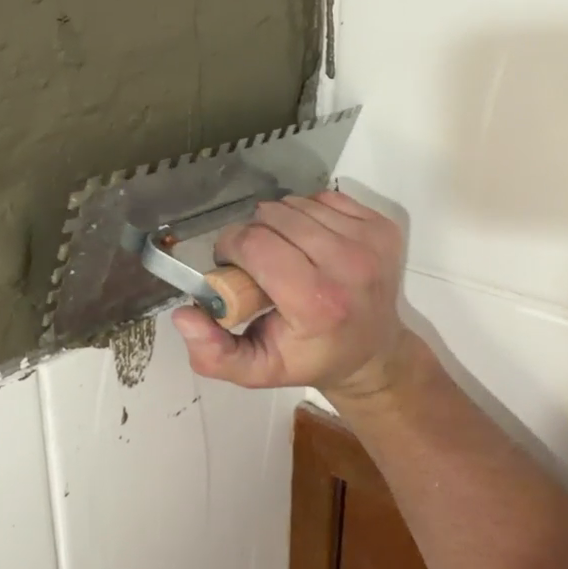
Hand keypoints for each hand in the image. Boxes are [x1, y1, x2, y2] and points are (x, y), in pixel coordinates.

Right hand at [172, 190, 424, 403]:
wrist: (373, 352)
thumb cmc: (309, 359)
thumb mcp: (256, 370)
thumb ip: (213, 354)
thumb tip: (184, 315)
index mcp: (316, 303)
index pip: (256, 244)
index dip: (231, 247)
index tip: (230, 266)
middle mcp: (349, 266)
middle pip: (273, 218)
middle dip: (251, 234)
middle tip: (254, 262)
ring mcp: (369, 242)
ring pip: (296, 204)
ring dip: (279, 223)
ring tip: (284, 253)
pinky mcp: (383, 225)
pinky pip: (323, 198)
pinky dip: (307, 214)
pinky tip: (311, 243)